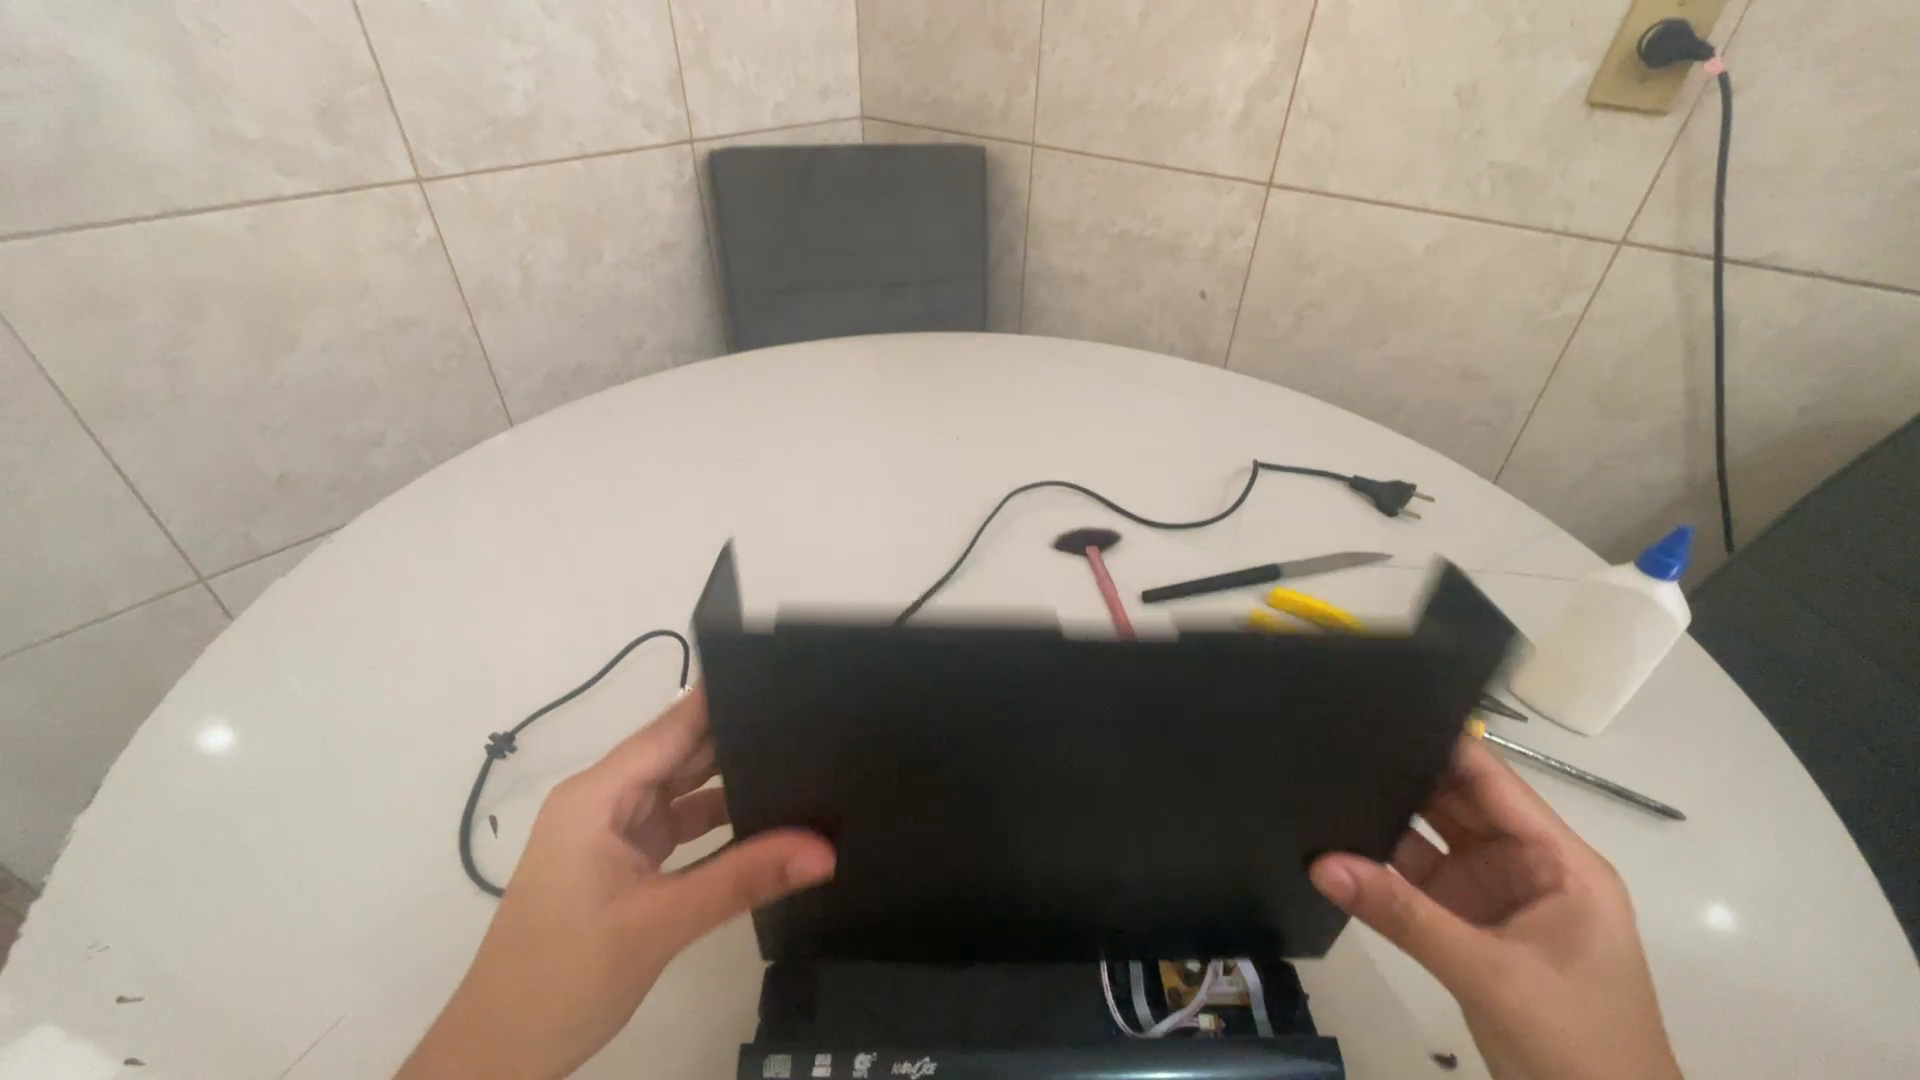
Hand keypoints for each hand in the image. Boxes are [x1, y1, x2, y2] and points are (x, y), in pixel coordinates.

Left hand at [397, 687, 835, 1079]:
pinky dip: (718, 823)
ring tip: (800, 762)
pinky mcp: (624, 863)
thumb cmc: (564, 977)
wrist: (498, 1055)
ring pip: (683, 791)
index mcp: (598, 796)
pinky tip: (765, 818)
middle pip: (680, 755)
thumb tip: (824, 850)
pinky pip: (679, 826)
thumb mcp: (662, 922)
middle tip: (808, 722)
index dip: (722, 700)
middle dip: (737, 738)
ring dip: (732, 783)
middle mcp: (604, 802)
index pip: (671, 729)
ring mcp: (613, 833)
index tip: (784, 677)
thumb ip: (745, 879)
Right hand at [1309, 738, 1681, 1079]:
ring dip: (1384, 819)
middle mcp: (1523, 865)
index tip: (1378, 712)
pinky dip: (1378, 866)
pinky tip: (1334, 843)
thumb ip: (1402, 915)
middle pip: (1455, 802)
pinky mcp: (1464, 924)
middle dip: (1402, 775)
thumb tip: (1322, 864)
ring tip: (1322, 781)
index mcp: (1558, 860)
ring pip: (1429, 838)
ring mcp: (1490, 894)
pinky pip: (1414, 880)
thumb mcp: (1490, 974)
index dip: (1442, 744)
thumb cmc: (1577, 1046)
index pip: (1492, 781)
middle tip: (1333, 742)